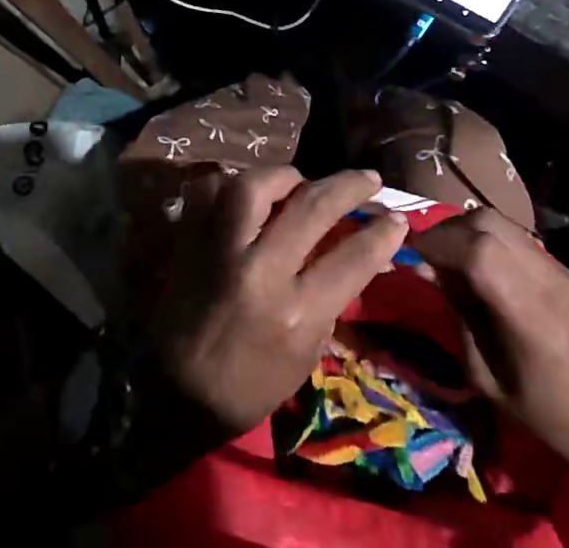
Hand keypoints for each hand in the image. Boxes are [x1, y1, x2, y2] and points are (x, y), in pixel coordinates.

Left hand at [152, 166, 407, 432]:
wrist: (171, 393)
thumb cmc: (248, 386)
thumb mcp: (305, 355)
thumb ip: (331, 298)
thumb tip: (360, 255)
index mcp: (296, 312)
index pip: (353, 257)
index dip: (382, 232)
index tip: (397, 217)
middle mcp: (259, 271)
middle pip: (312, 208)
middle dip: (349, 186)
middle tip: (368, 178)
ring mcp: (217, 250)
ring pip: (255, 186)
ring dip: (286, 176)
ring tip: (301, 181)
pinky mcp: (187, 241)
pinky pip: (206, 192)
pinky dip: (228, 184)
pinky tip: (245, 192)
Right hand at [410, 208, 568, 476]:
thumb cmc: (549, 414)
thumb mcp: (488, 378)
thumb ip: (459, 315)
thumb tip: (429, 269)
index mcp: (530, 316)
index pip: (478, 251)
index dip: (438, 242)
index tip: (411, 251)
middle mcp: (548, 281)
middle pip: (488, 223)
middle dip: (447, 229)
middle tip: (426, 251)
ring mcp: (561, 271)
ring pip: (502, 222)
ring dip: (466, 229)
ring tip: (448, 255)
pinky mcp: (566, 269)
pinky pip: (516, 237)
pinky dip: (486, 238)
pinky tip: (477, 264)